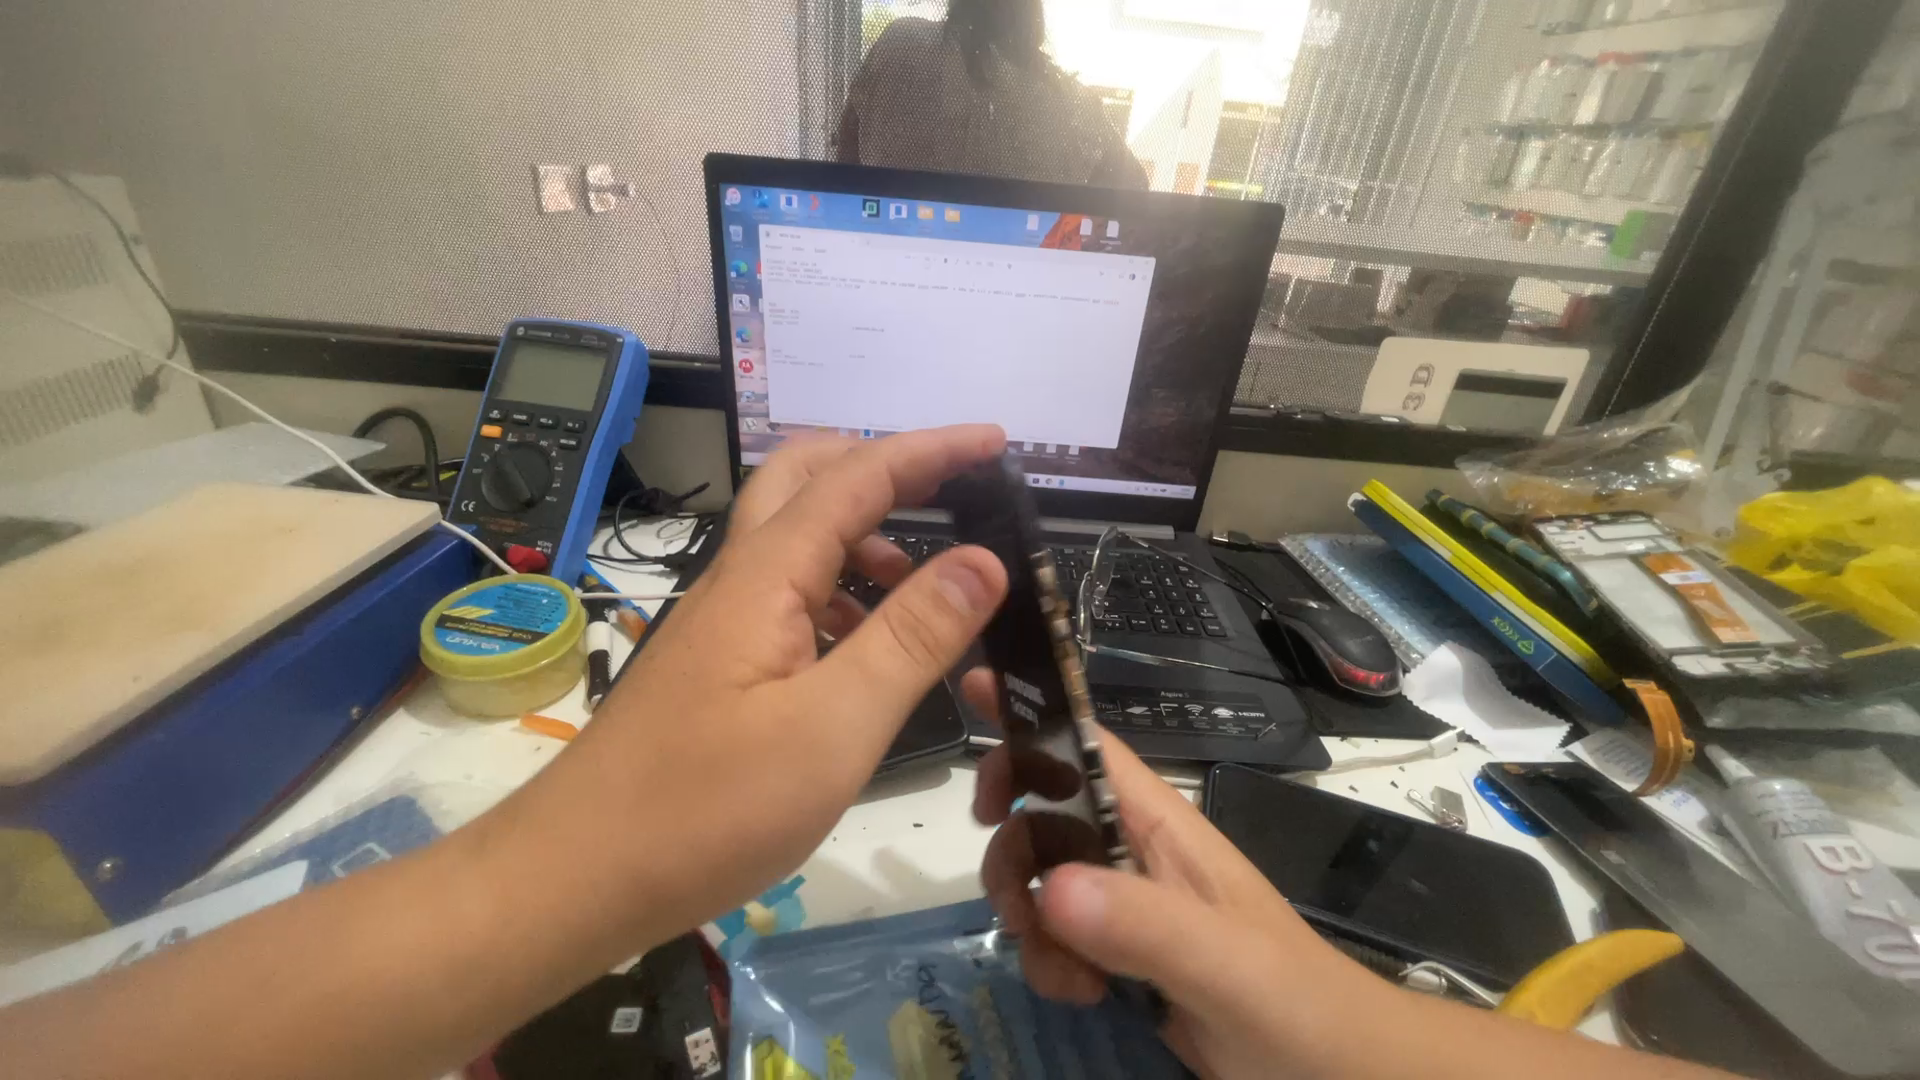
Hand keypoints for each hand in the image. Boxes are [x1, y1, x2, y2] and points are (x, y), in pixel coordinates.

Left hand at [497, 425, 1008, 940]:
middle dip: (883, 466)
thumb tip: (982, 561)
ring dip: (864, 534)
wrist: (577, 876)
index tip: (993, 440)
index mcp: (769, 576)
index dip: (931, 450)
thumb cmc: (708, 808)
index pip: (860, 478)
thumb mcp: (835, 727)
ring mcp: (724, 620)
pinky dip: (842, 591)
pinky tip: (866, 645)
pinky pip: (789, 594)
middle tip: (948, 490)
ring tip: (924, 582)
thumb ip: (913, 638)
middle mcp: (741, 579)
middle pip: (806, 478)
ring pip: (797, 538)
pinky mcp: (719, 660)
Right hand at [965, 672, 1394, 1078]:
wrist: (1334, 1074)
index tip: (974, 695)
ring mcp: (1122, 899)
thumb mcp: (1225, 963)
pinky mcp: (1115, 947)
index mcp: (1159, 821)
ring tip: (1068, 973)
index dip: (1032, 712)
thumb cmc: (1295, 1002)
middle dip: (1013, 851)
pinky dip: (1049, 961)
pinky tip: (1083, 993)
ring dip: (1029, 920)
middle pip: (1041, 812)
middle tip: (1014, 902)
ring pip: (1038, 877)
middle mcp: (1132, 847)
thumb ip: (1143, 924)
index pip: (1085, 743)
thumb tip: (1048, 887)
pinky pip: (1053, 933)